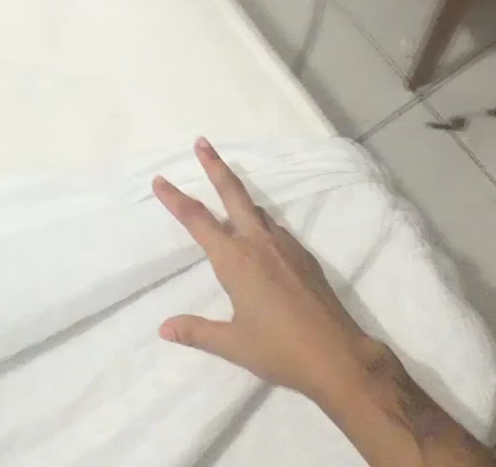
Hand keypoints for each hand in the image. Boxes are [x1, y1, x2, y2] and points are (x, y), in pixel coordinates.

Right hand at [152, 138, 381, 405]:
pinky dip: (259, 222)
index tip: (160, 180)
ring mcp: (284, 245)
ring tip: (227, 189)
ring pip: (256, 209)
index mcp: (235, 260)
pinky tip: (259, 236)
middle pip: (232, 193)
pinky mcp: (303, 255)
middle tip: (202, 142)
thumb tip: (164, 328)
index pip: (198, 221)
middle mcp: (258, 242)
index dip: (176, 199)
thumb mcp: (232, 344)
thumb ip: (196, 332)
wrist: (335, 353)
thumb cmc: (279, 350)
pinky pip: (275, 228)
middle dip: (215, 166)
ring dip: (238, 196)